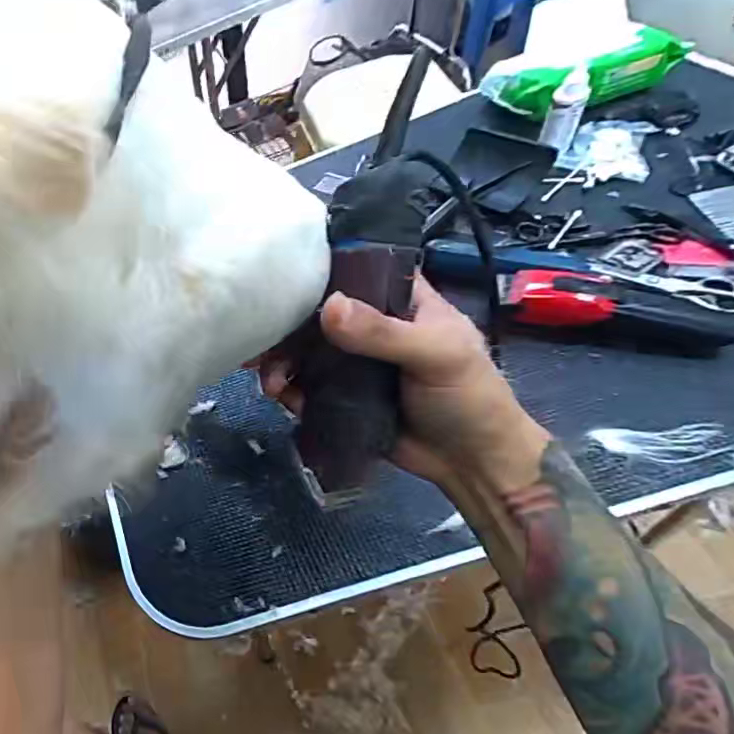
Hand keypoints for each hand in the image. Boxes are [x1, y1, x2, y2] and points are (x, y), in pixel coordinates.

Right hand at [259, 276, 550, 492]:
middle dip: (289, 328)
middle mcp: (375, 327)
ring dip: (284, 363)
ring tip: (272, 383)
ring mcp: (358, 365)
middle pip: (321, 315)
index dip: (320, 270)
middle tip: (261, 344)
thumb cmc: (468, 397)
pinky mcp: (346, 399)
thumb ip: (384, 332)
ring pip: (310, 353)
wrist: (472, 464)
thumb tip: (329, 308)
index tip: (281, 279)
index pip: (357, 269)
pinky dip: (293, 392)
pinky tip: (286, 399)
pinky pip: (312, 389)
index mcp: (403, 301)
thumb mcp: (437, 354)